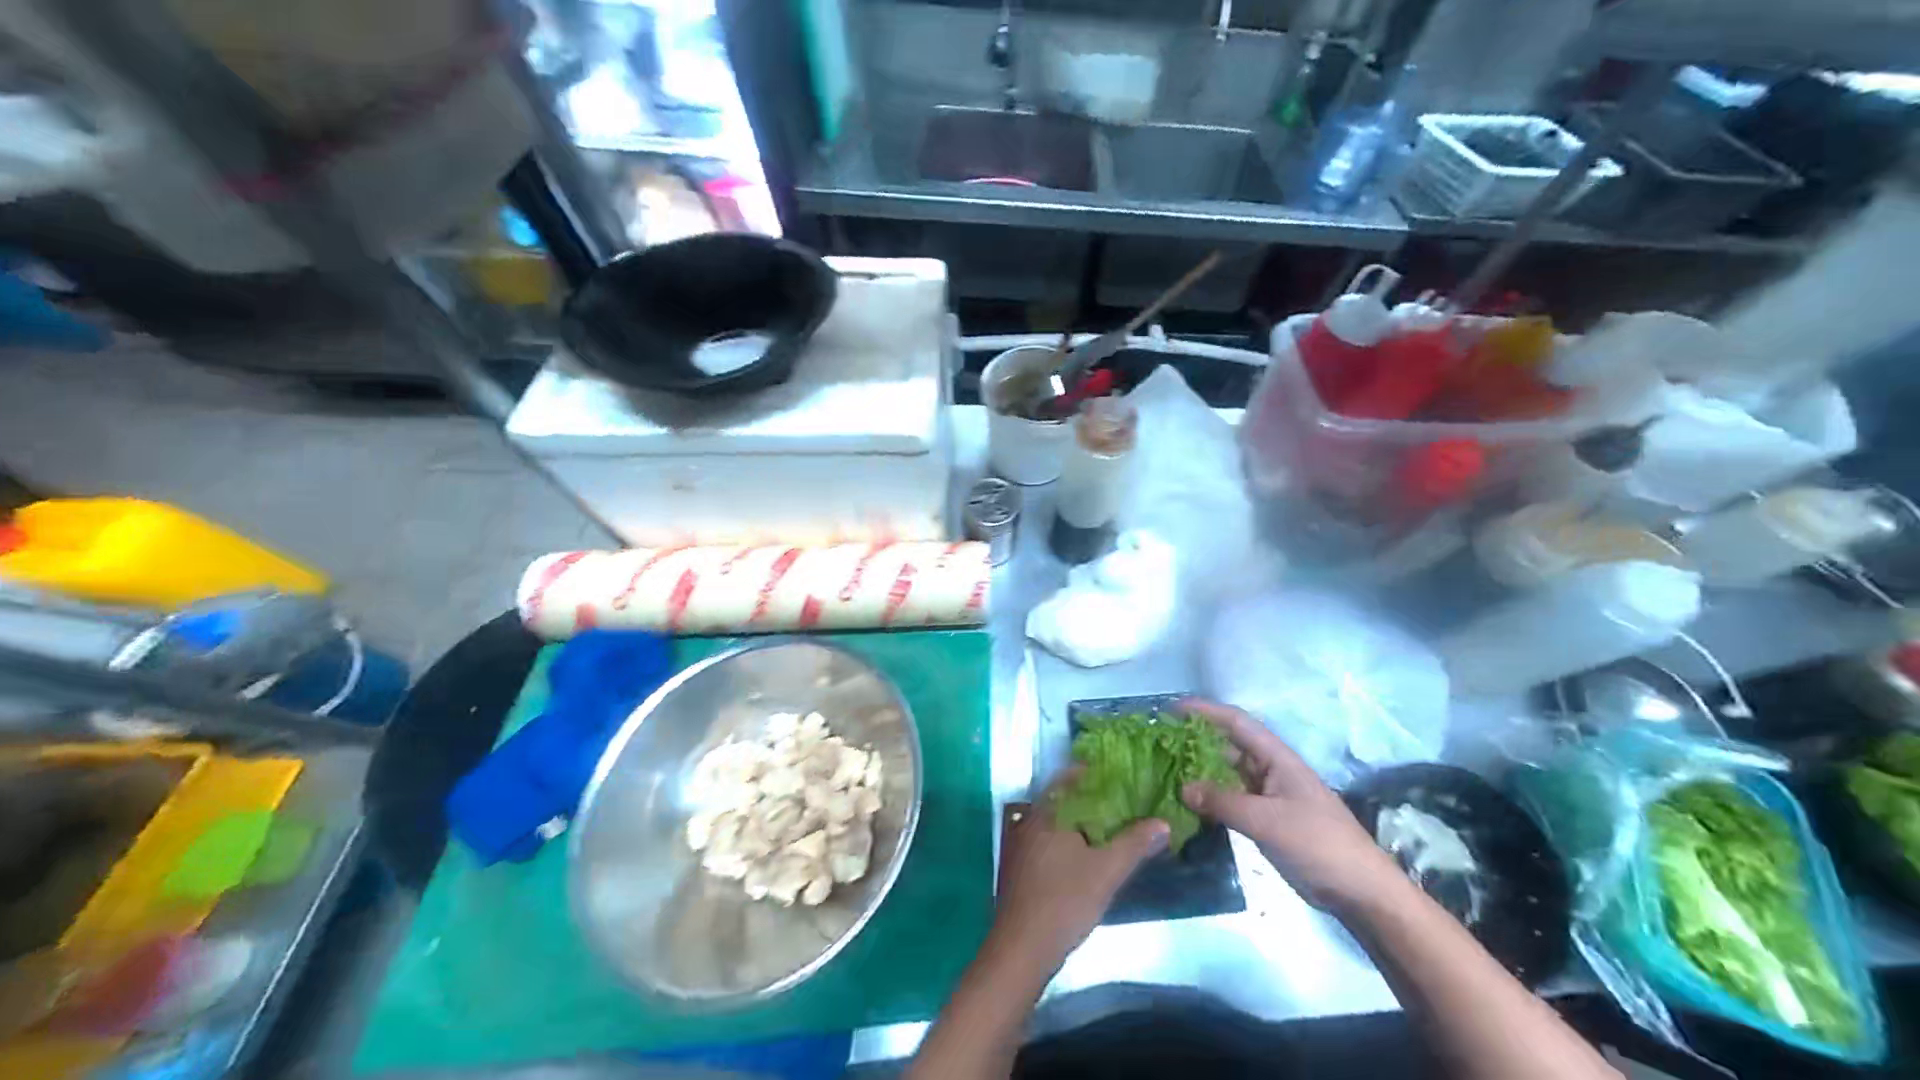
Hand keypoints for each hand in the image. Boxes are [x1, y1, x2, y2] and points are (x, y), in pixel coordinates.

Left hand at [993, 770, 1168, 965]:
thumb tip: (1163, 822)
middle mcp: (1030, 817)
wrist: (1022, 946)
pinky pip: (1049, 836)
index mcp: (1047, 810)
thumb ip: (1135, 843)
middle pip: (1065, 797)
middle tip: (1128, 803)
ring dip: (1083, 820)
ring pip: (1057, 819)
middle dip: (1095, 799)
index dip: (1100, 775)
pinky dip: (1070, 837)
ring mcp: (1022, 840)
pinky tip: (1089, 852)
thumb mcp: (1107, 871)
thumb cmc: (1065, 901)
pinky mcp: (1021, 862)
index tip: (1126, 778)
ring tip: (1115, 825)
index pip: (1073, 777)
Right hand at [1177, 698, 1405, 911]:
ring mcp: (1268, 797)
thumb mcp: (1267, 820)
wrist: (1360, 891)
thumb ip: (1223, 802)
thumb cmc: (1318, 844)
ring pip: (1227, 774)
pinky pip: (1230, 800)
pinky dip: (1209, 799)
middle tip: (1159, 744)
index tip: (1171, 709)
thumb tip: (1183, 787)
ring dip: (1199, 771)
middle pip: (1228, 747)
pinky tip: (1186, 804)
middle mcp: (1271, 771)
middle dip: (1195, 741)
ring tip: (1164, 771)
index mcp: (1277, 759)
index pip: (1236, 723)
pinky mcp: (1266, 820)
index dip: (1205, 711)